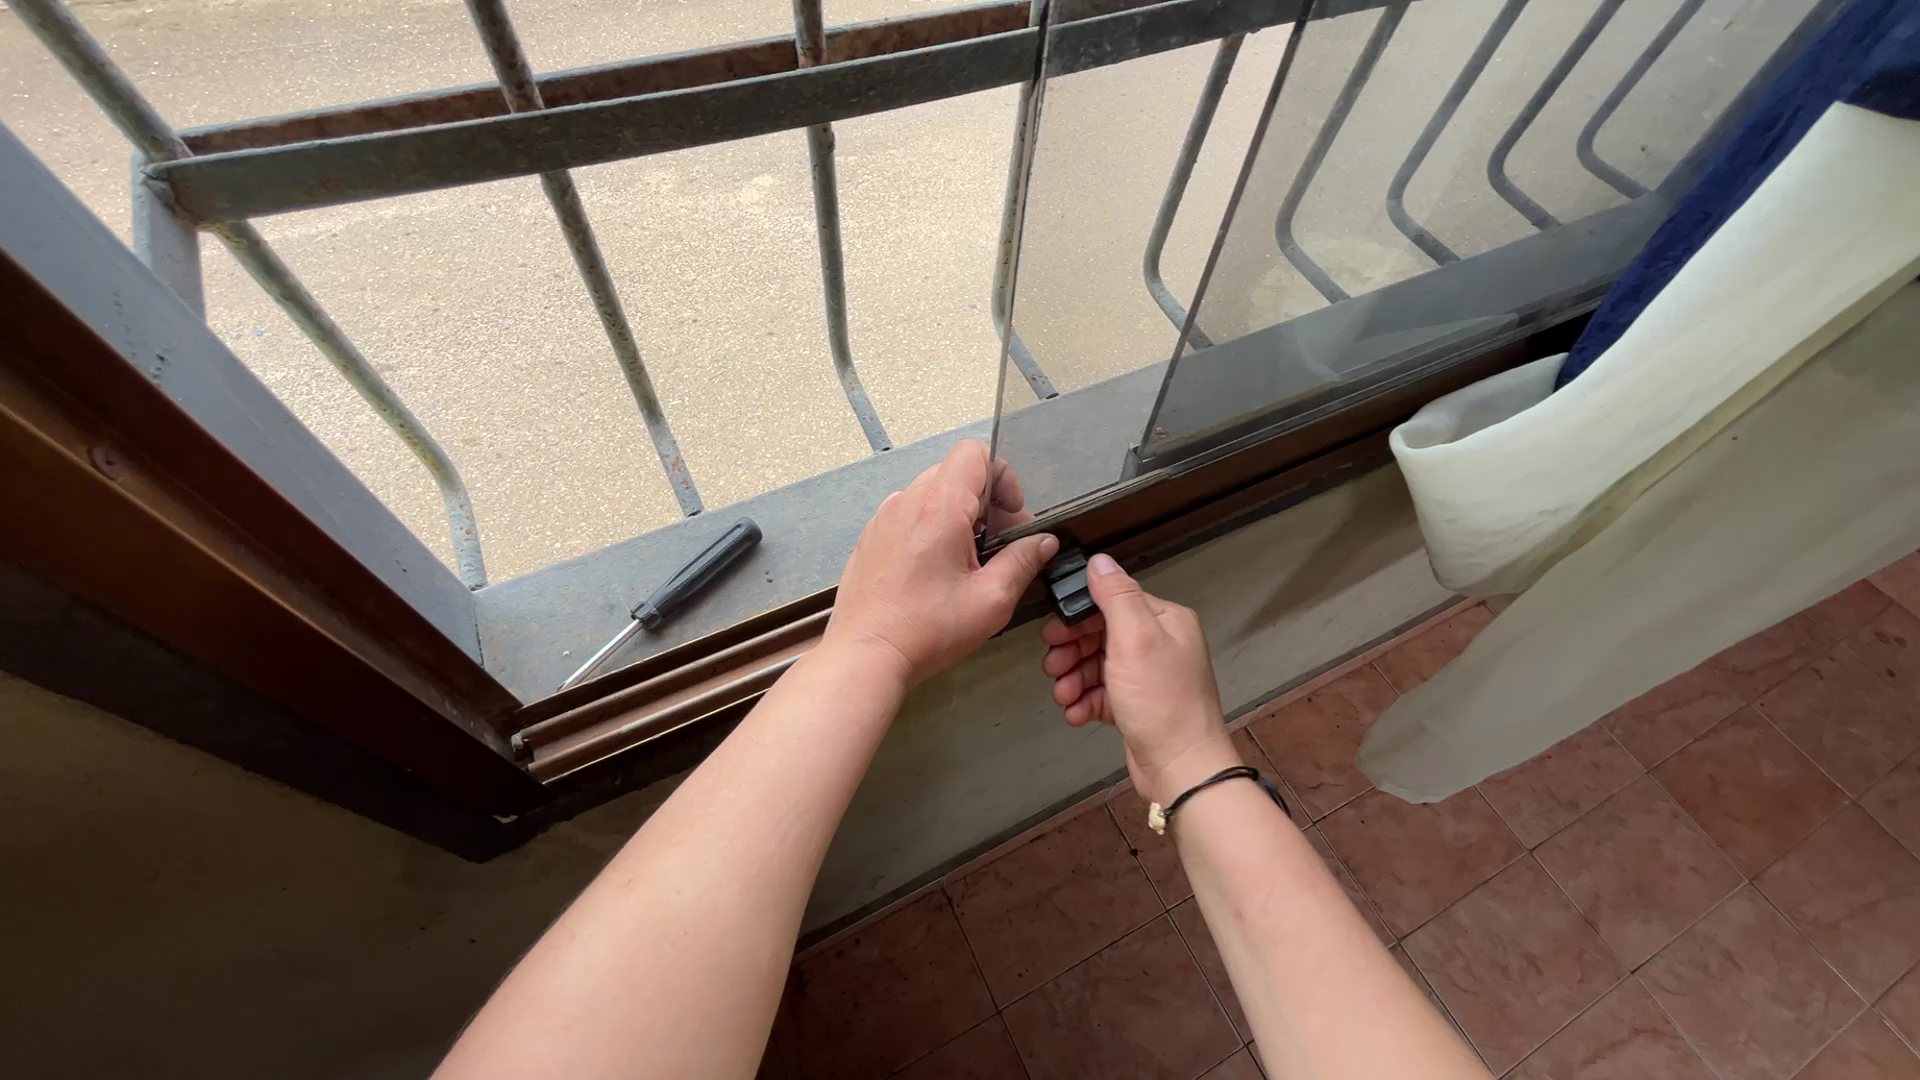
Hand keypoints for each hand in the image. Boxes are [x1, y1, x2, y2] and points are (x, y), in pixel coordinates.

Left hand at [826, 440, 1057, 689]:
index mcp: (938, 506)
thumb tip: (1043, 542)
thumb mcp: (990, 600)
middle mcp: (906, 502)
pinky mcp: (871, 538)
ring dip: (956, 517)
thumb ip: (1022, 562)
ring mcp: (884, 518)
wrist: (866, 654)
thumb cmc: (926, 629)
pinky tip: (934, 572)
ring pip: (931, 495)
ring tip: (965, 563)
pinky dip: (929, 530)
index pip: (974, 453)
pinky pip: (908, 516)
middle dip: (983, 502)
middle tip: (995, 545)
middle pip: (954, 474)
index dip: (1002, 476)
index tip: (1009, 515)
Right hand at [1042, 553, 1237, 804]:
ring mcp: (1148, 676)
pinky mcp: (1138, 705)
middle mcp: (1159, 644)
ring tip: (1063, 694)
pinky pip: (1102, 693)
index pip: (1113, 602)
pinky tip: (1075, 712)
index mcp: (1165, 620)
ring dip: (1074, 678)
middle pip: (1100, 634)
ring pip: (1098, 665)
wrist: (1181, 768)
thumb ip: (1115, 596)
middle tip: (1053, 665)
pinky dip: (1085, 701)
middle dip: (1072, 651)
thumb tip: (1099, 561)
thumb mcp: (1135, 638)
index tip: (1055, 631)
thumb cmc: (1164, 704)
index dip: (1079, 617)